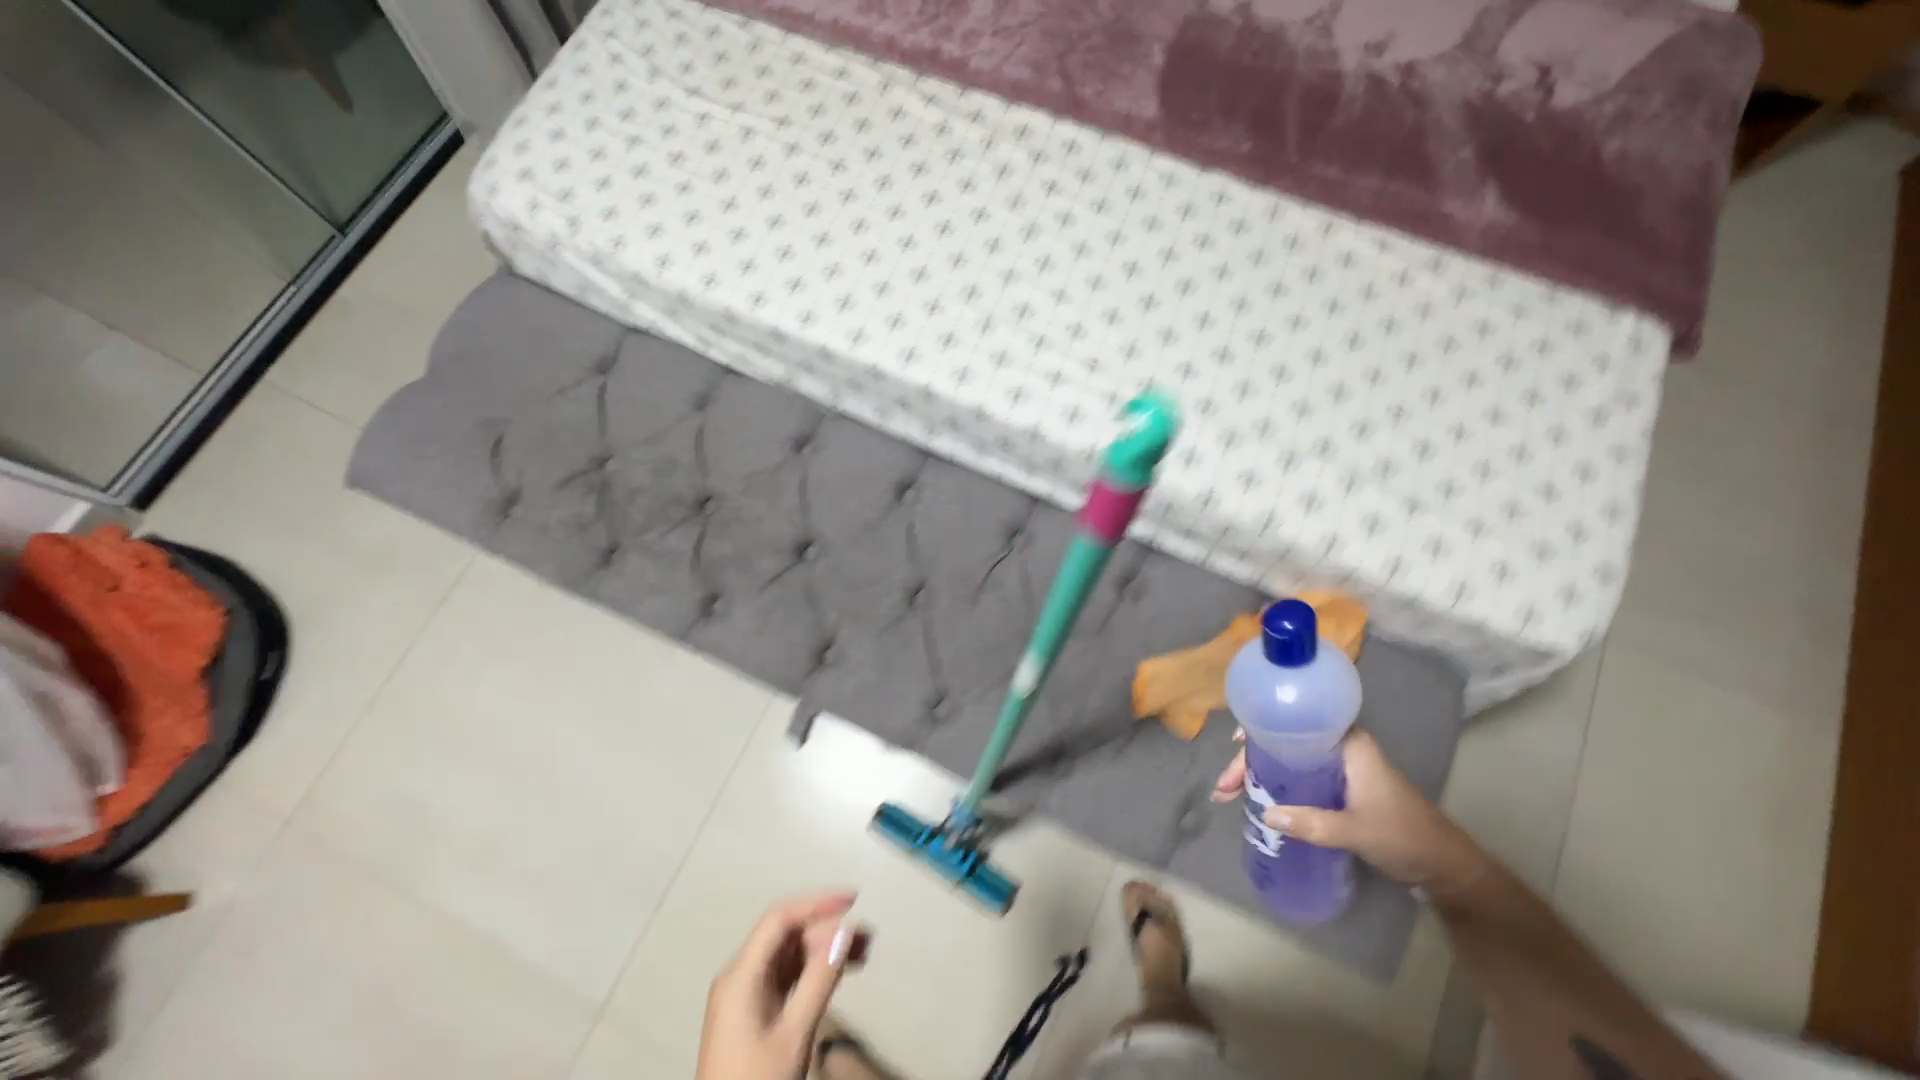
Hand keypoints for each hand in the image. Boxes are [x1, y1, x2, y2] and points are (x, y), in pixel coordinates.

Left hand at [697, 892, 869, 1079]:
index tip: (854, 901)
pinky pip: (786, 977)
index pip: (780, 919)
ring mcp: (746, 994)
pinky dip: (813, 971)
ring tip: (863, 954)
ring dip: (823, 950)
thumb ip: (820, 979)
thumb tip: (845, 931)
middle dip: (827, 929)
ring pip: (789, 956)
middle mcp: (740, 975)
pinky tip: (838, 974)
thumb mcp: (794, 1033)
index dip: (817, 903)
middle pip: (786, 935)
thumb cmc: (757, 1079)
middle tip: (868, 938)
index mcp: (741, 973)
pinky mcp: (754, 1012)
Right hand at [1212, 729, 1484, 890]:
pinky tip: (1255, 802)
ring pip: (1288, 763)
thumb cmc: (1405, 837)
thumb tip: (1265, 813)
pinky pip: (1297, 780)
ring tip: (1228, 796)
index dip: (1263, 729)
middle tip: (1224, 786)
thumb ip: (1313, 824)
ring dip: (1258, 776)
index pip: (1299, 724)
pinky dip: (1274, 788)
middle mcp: (1342, 751)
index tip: (1236, 741)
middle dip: (1251, 762)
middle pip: (1286, 745)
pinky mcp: (1339, 790)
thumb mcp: (1356, 831)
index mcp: (1349, 745)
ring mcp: (1340, 771)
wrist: (1444, 865)